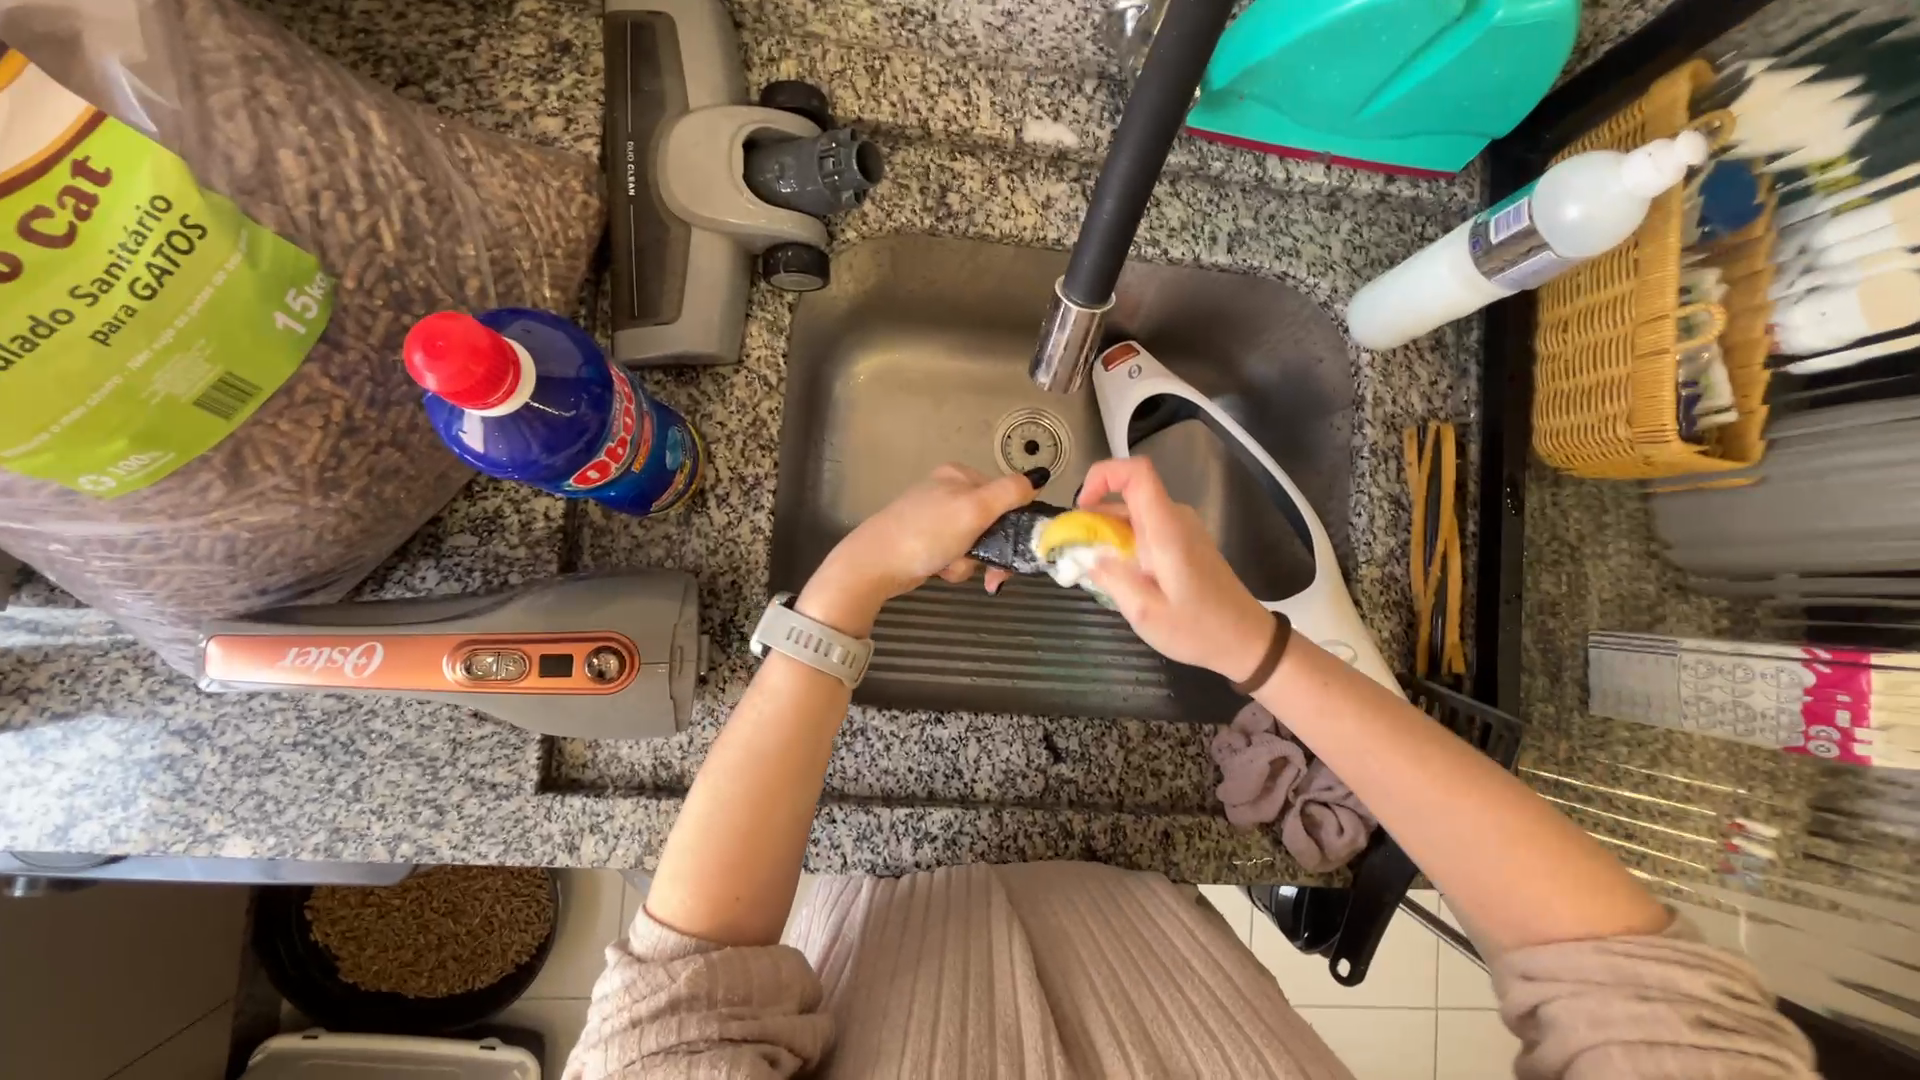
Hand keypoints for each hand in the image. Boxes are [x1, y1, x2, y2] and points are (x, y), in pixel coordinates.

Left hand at [799, 463, 1039, 634]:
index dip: (1014, 523)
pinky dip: (953, 566)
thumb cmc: (927, 533)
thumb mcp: (974, 508)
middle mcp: (949, 492)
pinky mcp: (926, 541)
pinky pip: (956, 555)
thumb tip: (1040, 477)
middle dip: (990, 550)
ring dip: (970, 562)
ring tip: (951, 566)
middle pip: (991, 523)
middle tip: (992, 575)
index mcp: (960, 475)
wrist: (876, 563)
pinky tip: (939, 569)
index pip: (1005, 495)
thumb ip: (1010, 492)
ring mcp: (936, 518)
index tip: (1018, 549)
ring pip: (975, 543)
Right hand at [1078, 457, 1274, 681]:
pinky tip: (1119, 575)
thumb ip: (1111, 578)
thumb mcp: (1144, 612)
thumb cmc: (1197, 629)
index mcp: (1166, 529)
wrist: (1245, 640)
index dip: (1103, 476)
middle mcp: (1175, 519)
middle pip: (1128, 495)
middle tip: (1076, 553)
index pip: (1137, 473)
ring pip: (1133, 514)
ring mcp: (1182, 529)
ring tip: (1093, 569)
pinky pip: (1145, 529)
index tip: (1081, 509)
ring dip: (1107, 533)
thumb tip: (1087, 556)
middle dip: (1094, 516)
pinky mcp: (1184, 542)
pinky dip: (1123, 543)